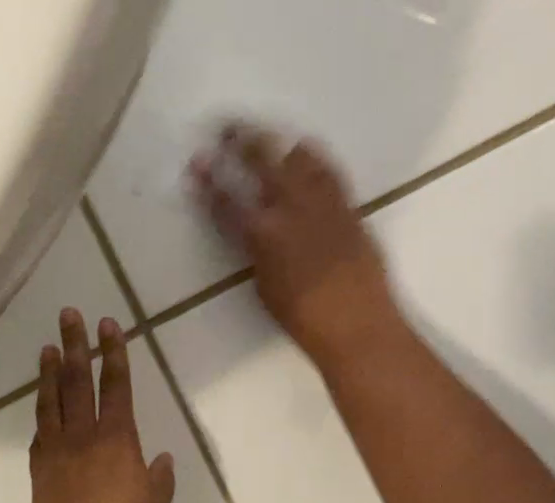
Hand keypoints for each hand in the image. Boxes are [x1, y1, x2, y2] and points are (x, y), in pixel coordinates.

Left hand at [30, 309, 175, 502]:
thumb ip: (158, 477)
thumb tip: (158, 459)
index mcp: (118, 439)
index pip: (115, 384)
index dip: (113, 352)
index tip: (107, 325)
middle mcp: (83, 436)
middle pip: (76, 381)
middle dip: (74, 344)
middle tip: (68, 315)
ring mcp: (56, 452)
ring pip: (50, 402)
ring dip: (48, 371)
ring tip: (47, 347)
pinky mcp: (39, 472)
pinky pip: (39, 433)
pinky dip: (41, 414)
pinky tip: (42, 406)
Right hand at [192, 123, 405, 361]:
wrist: (358, 323)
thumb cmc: (303, 319)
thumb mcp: (264, 288)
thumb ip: (255, 253)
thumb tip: (252, 232)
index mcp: (262, 236)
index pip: (226, 200)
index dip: (208, 180)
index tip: (196, 163)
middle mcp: (290, 209)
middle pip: (260, 161)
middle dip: (239, 141)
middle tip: (225, 127)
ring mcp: (322, 202)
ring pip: (297, 156)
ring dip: (277, 142)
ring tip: (264, 133)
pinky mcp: (348, 205)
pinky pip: (327, 169)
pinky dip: (311, 158)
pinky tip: (304, 153)